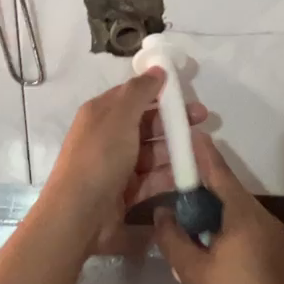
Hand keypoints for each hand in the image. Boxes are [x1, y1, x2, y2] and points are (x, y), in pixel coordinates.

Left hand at [40, 70, 207, 242]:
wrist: (79, 215)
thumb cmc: (99, 157)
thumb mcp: (119, 116)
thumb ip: (140, 91)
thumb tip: (157, 68)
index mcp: (101, 113)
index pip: (133, 96)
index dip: (159, 92)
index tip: (186, 94)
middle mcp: (108, 137)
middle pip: (146, 124)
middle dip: (174, 122)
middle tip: (204, 121)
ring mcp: (118, 166)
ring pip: (153, 152)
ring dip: (176, 149)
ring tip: (203, 150)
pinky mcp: (127, 193)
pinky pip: (154, 178)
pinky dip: (171, 175)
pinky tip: (193, 174)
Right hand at [155, 135, 283, 283]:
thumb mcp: (195, 277)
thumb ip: (175, 240)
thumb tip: (164, 212)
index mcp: (245, 216)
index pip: (218, 172)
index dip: (201, 152)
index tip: (187, 131)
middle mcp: (267, 221)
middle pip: (229, 196)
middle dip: (202, 196)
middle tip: (172, 202)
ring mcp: (281, 243)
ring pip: (240, 220)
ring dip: (216, 222)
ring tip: (190, 240)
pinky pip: (252, 239)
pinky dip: (231, 240)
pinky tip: (216, 265)